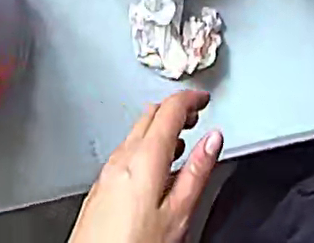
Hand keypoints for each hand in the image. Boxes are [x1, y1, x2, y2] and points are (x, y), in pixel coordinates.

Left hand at [68, 91, 221, 242]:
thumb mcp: (178, 215)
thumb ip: (197, 172)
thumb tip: (213, 140)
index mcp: (145, 157)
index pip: (171, 108)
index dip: (191, 98)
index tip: (204, 99)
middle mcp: (123, 157)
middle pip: (151, 114)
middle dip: (175, 109)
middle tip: (195, 116)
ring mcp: (108, 172)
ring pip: (137, 132)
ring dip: (160, 128)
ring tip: (180, 142)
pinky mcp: (100, 188)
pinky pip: (125, 152)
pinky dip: (144, 147)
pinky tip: (153, 170)